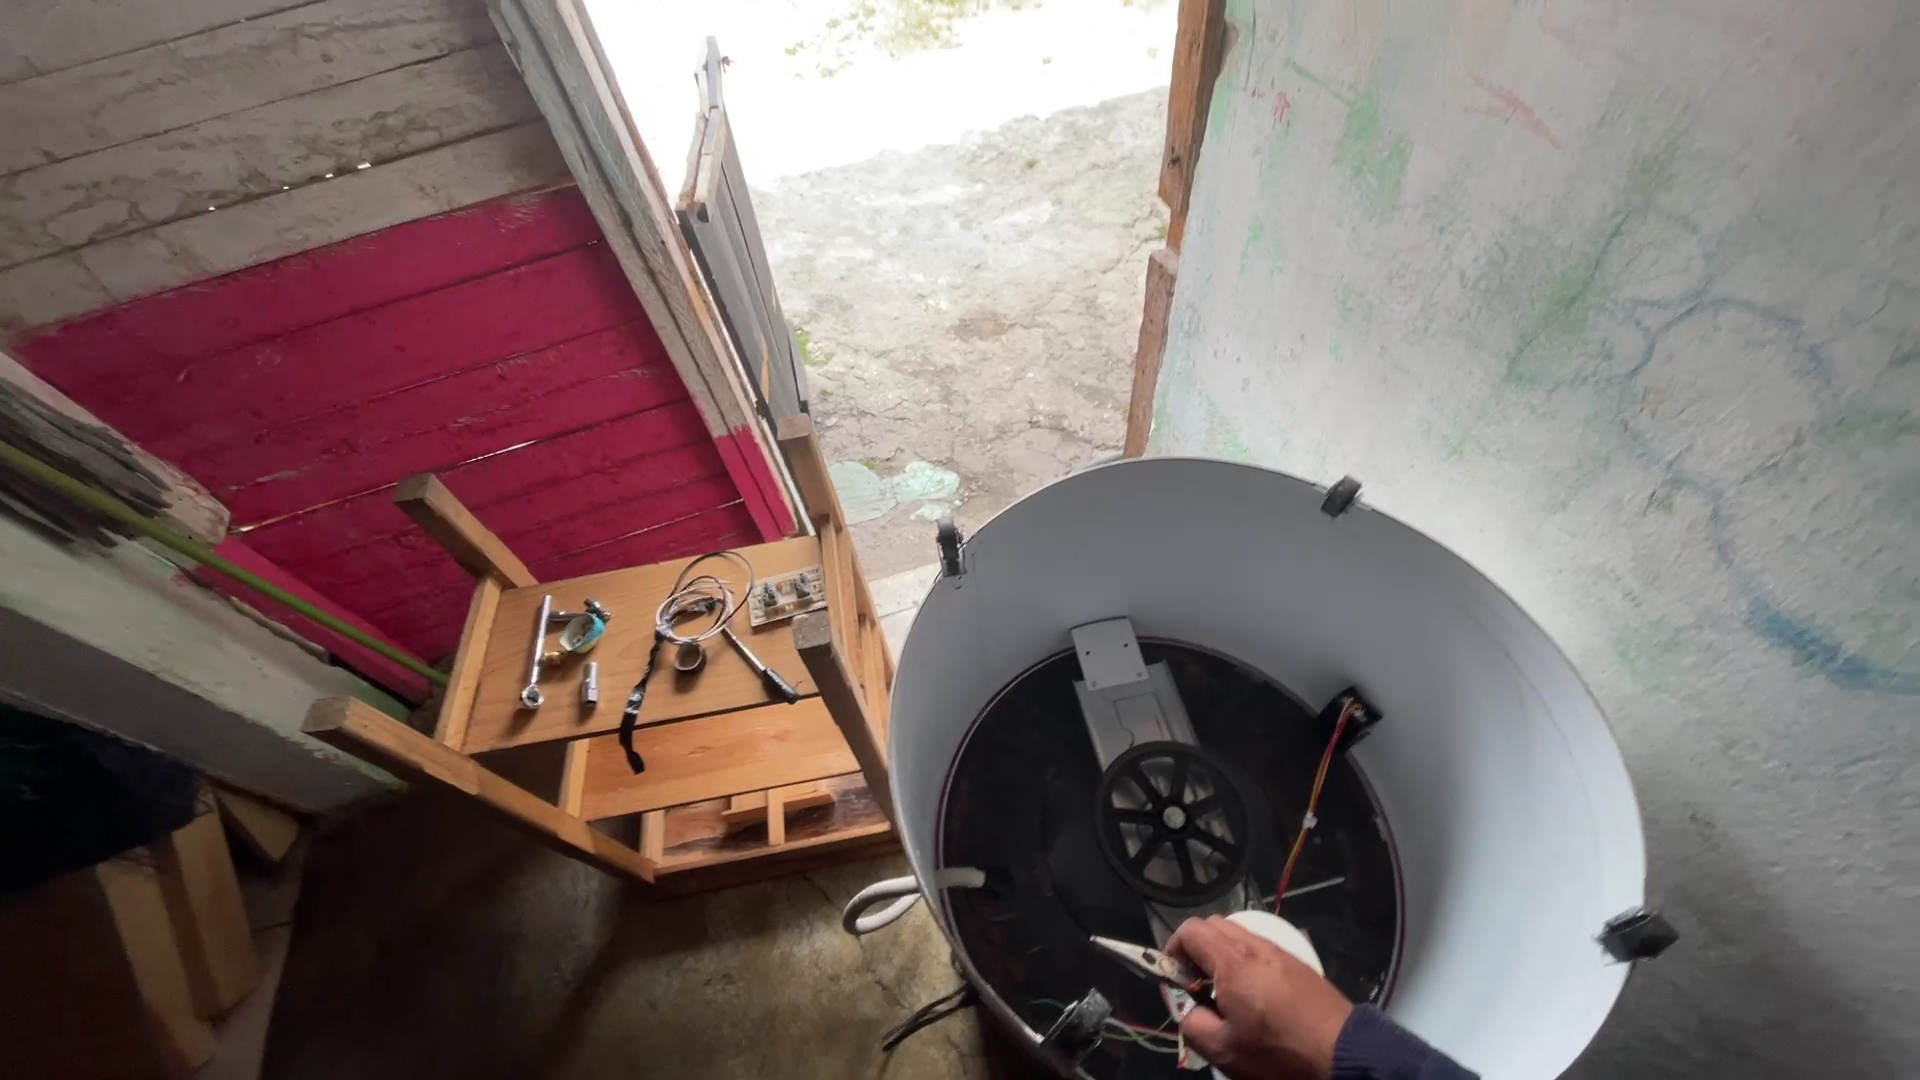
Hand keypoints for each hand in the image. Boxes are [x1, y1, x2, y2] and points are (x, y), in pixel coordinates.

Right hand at [1166, 915, 1353, 1079]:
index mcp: (1231, 961)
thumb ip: (1194, 1026)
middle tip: (1196, 983)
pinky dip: (1244, 959)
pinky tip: (1254, 993)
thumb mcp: (1227, 1052)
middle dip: (1195, 948)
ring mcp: (1277, 950)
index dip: (1173, 949)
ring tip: (1225, 990)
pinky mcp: (1295, 962)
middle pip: (1211, 926)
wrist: (1345, 1054)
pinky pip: (1258, 947)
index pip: (1190, 931)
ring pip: (1236, 934)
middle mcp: (1252, 945)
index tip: (1175, 978)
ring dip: (1220, 953)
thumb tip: (1189, 1010)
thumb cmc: (1280, 1052)